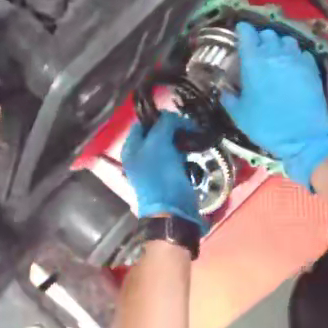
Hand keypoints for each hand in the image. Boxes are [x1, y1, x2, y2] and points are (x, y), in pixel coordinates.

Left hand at [121, 112, 203, 229]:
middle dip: (174, 128)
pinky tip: (195, 151)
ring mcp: (155, 166)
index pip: (145, 122)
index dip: (161, 117)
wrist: (173, 212)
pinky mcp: (169, 175)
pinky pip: (177, 155)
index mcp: (132, 148)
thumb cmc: (162, 177)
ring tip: (195, 138)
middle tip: (190, 129)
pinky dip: (186, 151)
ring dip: (182, 139)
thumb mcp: (160, 144)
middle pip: (158, 132)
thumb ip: (164, 124)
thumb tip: (173, 116)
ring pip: (169, 143)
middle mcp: (140, 156)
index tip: (180, 119)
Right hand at [223, 22, 327, 189]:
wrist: (303, 136)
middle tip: (258, 49)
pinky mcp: (312, 67)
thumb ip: (230, 98)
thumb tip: (224, 90)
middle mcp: (275, 54)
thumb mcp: (240, 115)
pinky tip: (294, 65)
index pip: (247, 33)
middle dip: (262, 38)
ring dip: (281, 44)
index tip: (241, 32)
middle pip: (268, 33)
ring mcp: (296, 59)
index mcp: (254, 61)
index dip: (243, 30)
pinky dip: (297, 56)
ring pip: (287, 39)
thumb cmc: (267, 125)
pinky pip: (303, 53)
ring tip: (278, 55)